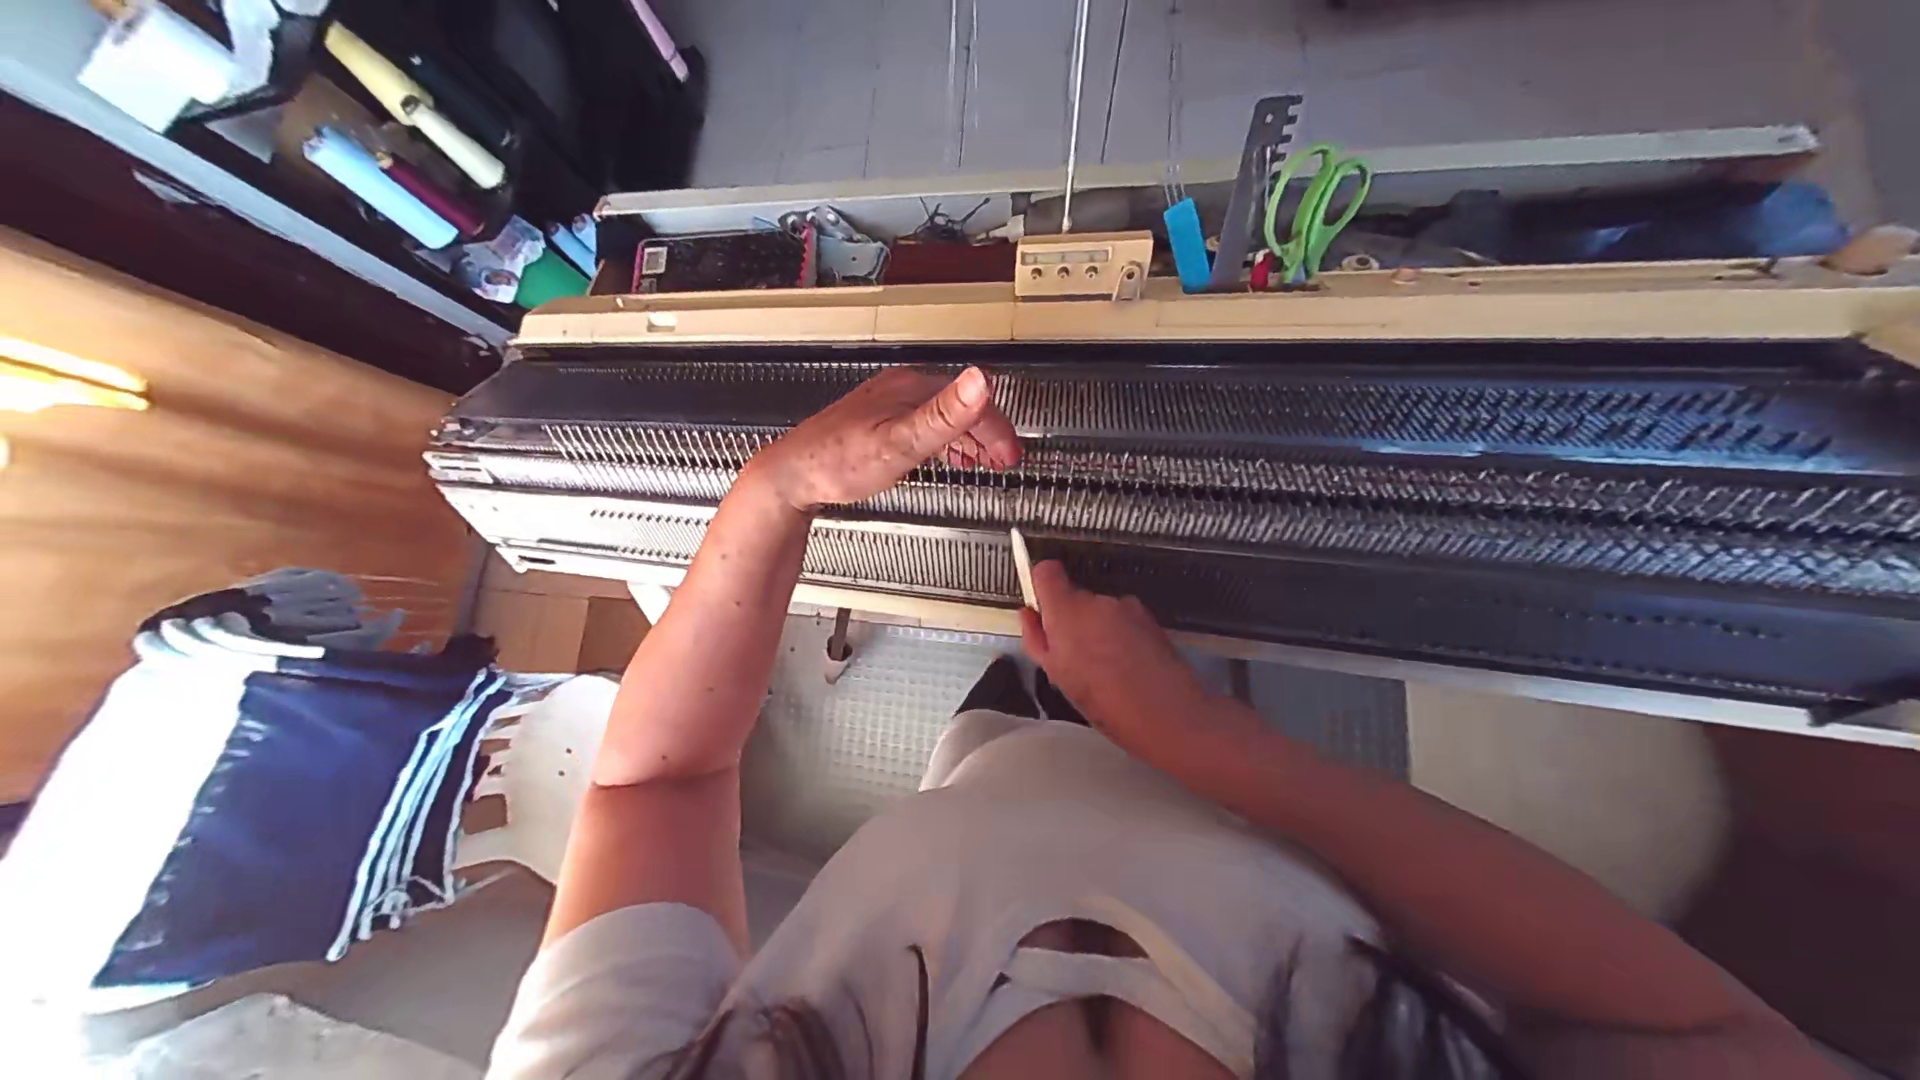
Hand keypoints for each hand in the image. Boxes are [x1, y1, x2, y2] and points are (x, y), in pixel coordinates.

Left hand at [745, 366, 1021, 511]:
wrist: (793, 476)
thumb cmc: (837, 463)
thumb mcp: (899, 443)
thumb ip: (944, 415)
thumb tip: (980, 381)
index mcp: (911, 390)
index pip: (972, 401)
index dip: (998, 431)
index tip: (1011, 454)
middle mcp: (901, 391)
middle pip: (960, 406)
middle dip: (988, 434)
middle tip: (1005, 459)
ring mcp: (889, 406)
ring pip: (942, 416)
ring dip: (969, 438)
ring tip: (984, 459)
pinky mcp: (879, 422)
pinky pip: (923, 425)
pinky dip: (944, 441)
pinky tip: (943, 454)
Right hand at [1020, 560, 1262, 773]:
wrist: (1169, 714)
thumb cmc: (1105, 702)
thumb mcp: (1057, 676)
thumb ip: (1037, 639)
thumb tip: (1028, 614)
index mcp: (1068, 611)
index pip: (1046, 571)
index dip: (1040, 586)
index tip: (1042, 610)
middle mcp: (1097, 601)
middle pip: (1074, 596)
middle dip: (1070, 619)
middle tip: (1074, 657)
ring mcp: (1126, 607)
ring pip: (1099, 610)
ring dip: (1096, 629)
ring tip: (1104, 667)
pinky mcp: (1149, 618)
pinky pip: (1122, 619)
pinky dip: (1119, 634)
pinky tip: (1126, 665)